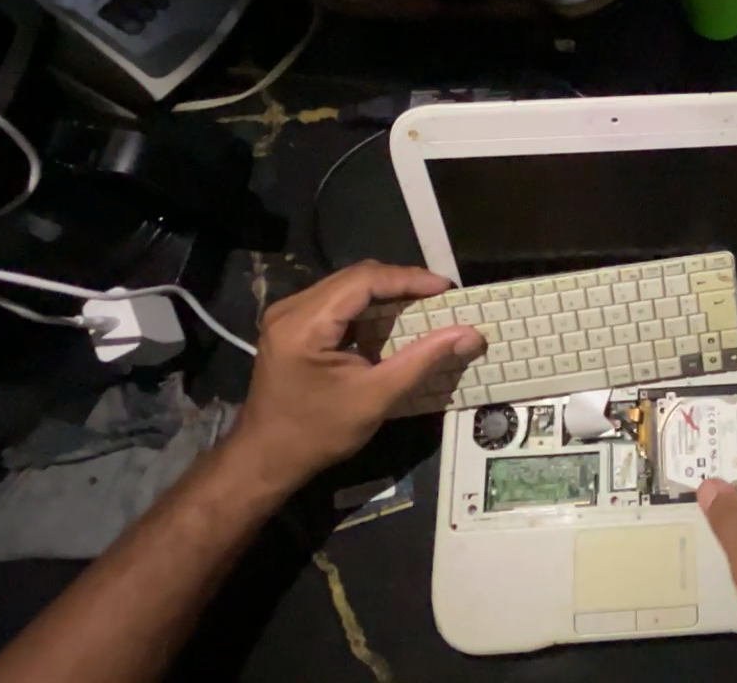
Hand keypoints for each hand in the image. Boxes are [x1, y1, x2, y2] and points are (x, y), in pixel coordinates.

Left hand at [228, 261, 482, 488]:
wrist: (266, 459)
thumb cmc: (318, 432)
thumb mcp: (377, 397)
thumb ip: (424, 359)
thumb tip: (470, 334)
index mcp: (304, 324)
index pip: (364, 281)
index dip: (409, 279)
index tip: (447, 288)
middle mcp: (292, 309)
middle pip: (357, 277)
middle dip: (402, 282)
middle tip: (441, 296)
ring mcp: (289, 314)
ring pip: (350, 284)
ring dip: (389, 291)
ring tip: (425, 302)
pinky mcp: (294, 323)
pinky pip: (340, 299)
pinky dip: (372, 303)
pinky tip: (395, 316)